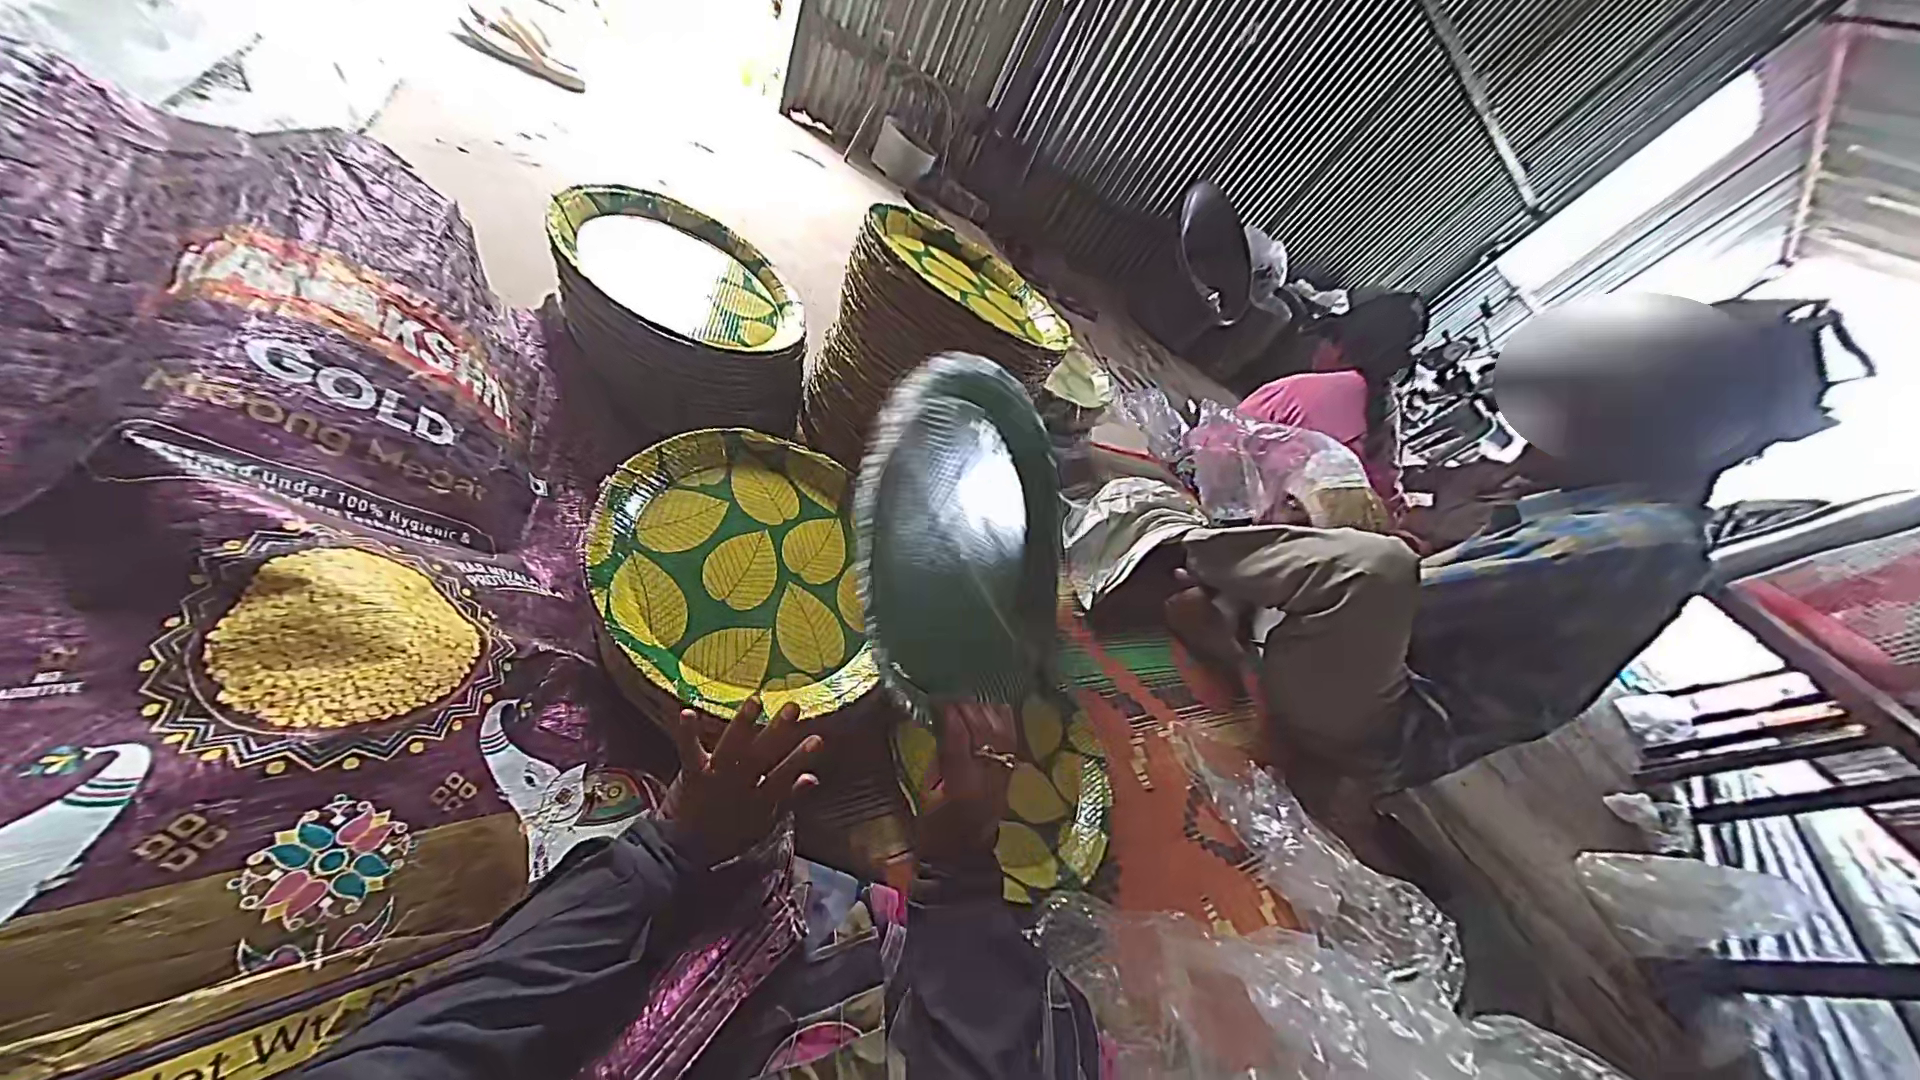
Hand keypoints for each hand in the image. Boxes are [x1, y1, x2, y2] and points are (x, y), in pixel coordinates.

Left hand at [668, 698, 822, 866]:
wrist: (684, 853)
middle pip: (761, 755)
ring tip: (754, 701)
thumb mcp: (766, 821)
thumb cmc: (731, 834)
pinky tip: (687, 712)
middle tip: (792, 707)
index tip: (818, 739)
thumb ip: (790, 798)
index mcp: (759, 798)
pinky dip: (687, 733)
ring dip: (742, 724)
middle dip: (777, 731)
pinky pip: (688, 751)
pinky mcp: (692, 774)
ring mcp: (715, 778)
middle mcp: (739, 785)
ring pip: (732, 748)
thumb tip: (813, 776)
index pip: (784, 775)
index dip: (800, 758)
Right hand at [914, 702, 1016, 863]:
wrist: (964, 851)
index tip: (938, 697)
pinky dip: (1000, 715)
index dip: (949, 713)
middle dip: (967, 705)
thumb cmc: (937, 823)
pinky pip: (1010, 732)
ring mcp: (1005, 771)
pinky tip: (989, 705)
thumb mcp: (929, 789)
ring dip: (984, 706)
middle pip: (983, 728)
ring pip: (1000, 727)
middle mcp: (988, 775)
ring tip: (968, 696)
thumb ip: (940, 751)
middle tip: (951, 692)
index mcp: (961, 784)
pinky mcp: (1012, 768)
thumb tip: (944, 716)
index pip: (958, 737)